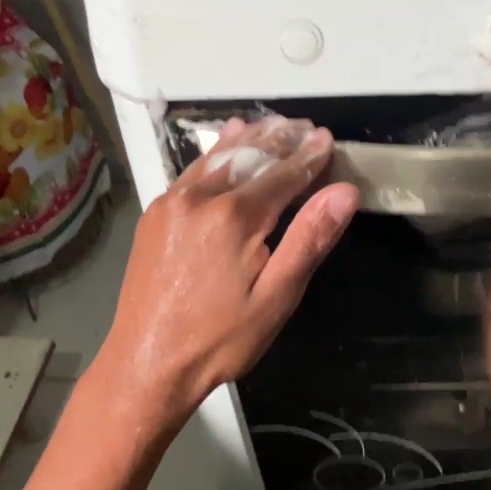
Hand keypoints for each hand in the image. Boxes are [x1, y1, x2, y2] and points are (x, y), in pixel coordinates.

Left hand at [98, 116, 358, 423]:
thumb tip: (344, 192)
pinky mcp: (156, 213)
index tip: (328, 138)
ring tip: (274, 125)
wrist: (146, 364)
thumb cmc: (220, 339)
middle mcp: (200, 196)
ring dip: (250, 139)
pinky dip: (217, 153)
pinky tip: (228, 143)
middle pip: (250, 156)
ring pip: (219, 157)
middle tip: (306, 126)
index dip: (309, 157)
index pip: (283, 175)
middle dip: (281, 140)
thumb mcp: (277, 296)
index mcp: (234, 216)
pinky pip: (194, 170)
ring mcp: (172, 201)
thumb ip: (310, 238)